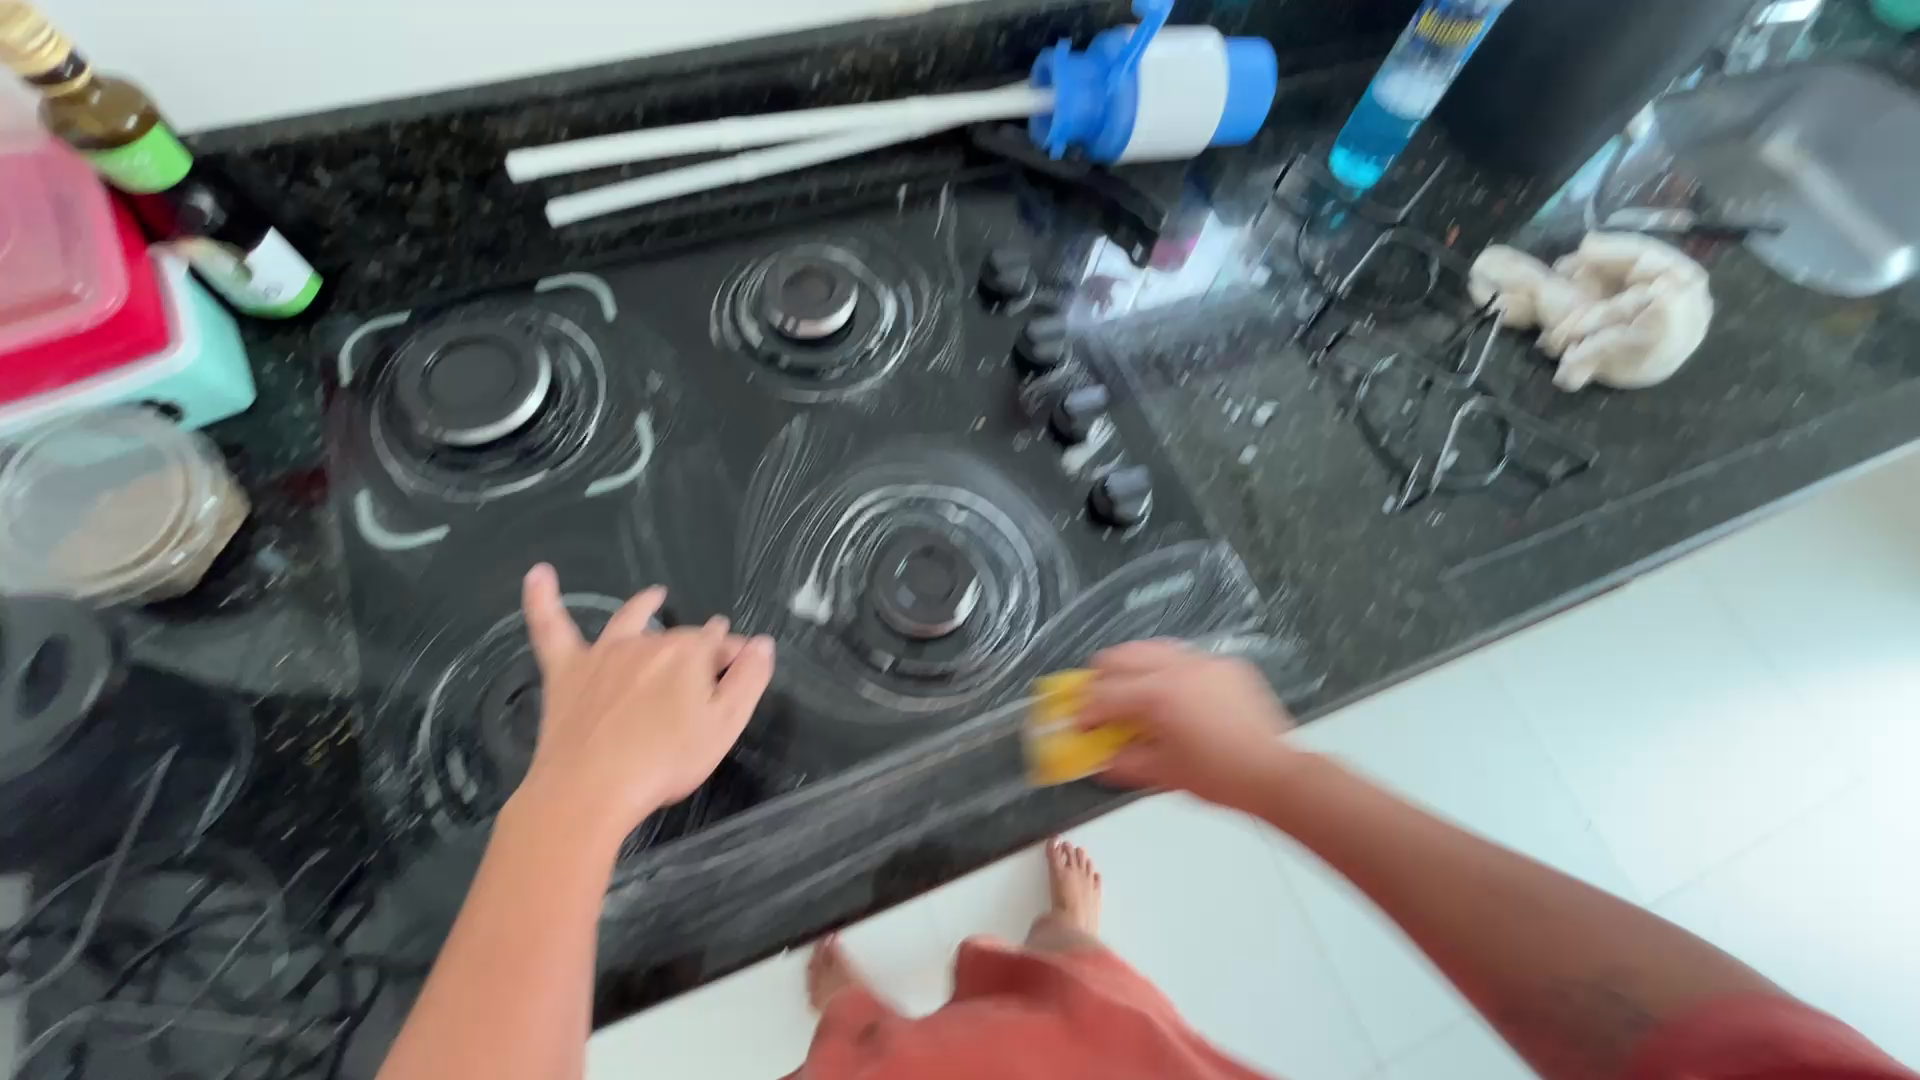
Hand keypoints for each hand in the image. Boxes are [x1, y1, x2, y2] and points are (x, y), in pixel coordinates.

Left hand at [512, 564, 775, 847]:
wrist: (590, 790)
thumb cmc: (666, 761)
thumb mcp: (725, 725)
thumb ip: (749, 679)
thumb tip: (762, 642)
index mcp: (690, 653)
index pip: (722, 644)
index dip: (736, 657)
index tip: (742, 672)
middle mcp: (648, 642)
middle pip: (681, 637)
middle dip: (700, 646)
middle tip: (709, 671)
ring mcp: (604, 654)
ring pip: (630, 621)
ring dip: (645, 606)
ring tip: (656, 595)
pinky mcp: (566, 672)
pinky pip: (550, 627)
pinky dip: (543, 598)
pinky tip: (538, 573)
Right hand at [1079, 640, 1303, 811]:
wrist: (1274, 774)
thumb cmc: (1220, 778)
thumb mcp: (1162, 774)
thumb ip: (1121, 762)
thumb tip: (1097, 759)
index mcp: (1159, 695)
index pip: (1104, 694)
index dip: (1084, 711)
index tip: (1079, 724)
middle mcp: (1178, 669)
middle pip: (1120, 655)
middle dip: (1101, 678)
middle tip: (1097, 702)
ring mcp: (1204, 662)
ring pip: (1151, 647)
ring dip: (1132, 667)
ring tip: (1129, 691)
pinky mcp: (1225, 665)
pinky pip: (1184, 656)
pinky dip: (1167, 669)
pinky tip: (1170, 692)